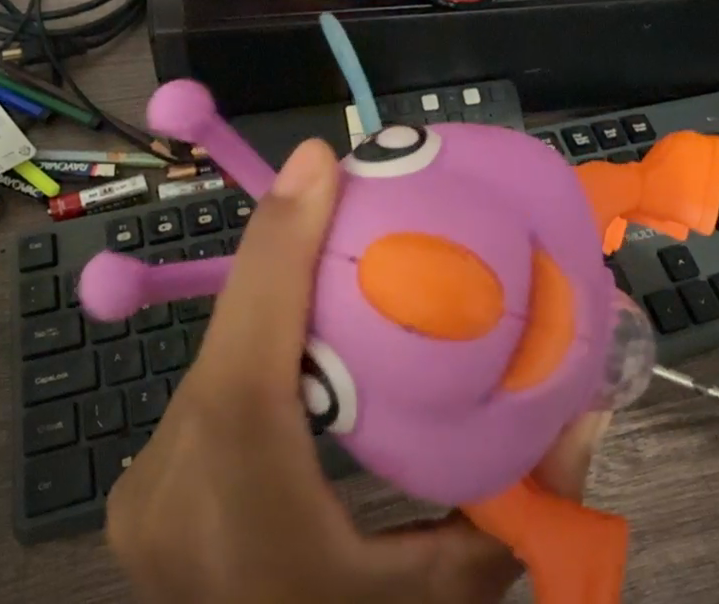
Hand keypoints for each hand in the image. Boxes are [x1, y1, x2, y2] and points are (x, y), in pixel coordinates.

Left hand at [106, 139, 609, 603]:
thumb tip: (580, 420)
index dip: (282, 240)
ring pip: (215, 368)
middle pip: (230, 345)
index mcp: (241, 506)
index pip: (250, 350)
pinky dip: (253, 368)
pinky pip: (203, 401)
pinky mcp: (138, 497)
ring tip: (336, 274)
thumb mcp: (433, 602)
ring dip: (273, 319)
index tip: (320, 160)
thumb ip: (508, 516)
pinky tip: (299, 364)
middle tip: (347, 200)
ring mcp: (142, 492)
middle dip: (286, 263)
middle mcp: (171, 483)